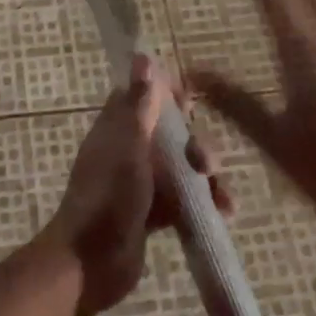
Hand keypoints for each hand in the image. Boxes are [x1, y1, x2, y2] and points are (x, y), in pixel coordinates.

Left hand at [35, 55, 228, 315]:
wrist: (92, 260)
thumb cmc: (108, 195)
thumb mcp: (128, 145)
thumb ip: (141, 104)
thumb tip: (144, 55)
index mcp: (117, 126)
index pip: (144, 95)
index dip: (168, 93)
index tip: (191, 102)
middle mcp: (129, 148)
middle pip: (170, 132)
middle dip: (195, 142)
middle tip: (204, 161)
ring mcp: (141, 181)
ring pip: (181, 166)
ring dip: (205, 176)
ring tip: (221, 196)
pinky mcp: (153, 212)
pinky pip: (184, 199)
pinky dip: (203, 203)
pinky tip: (223, 212)